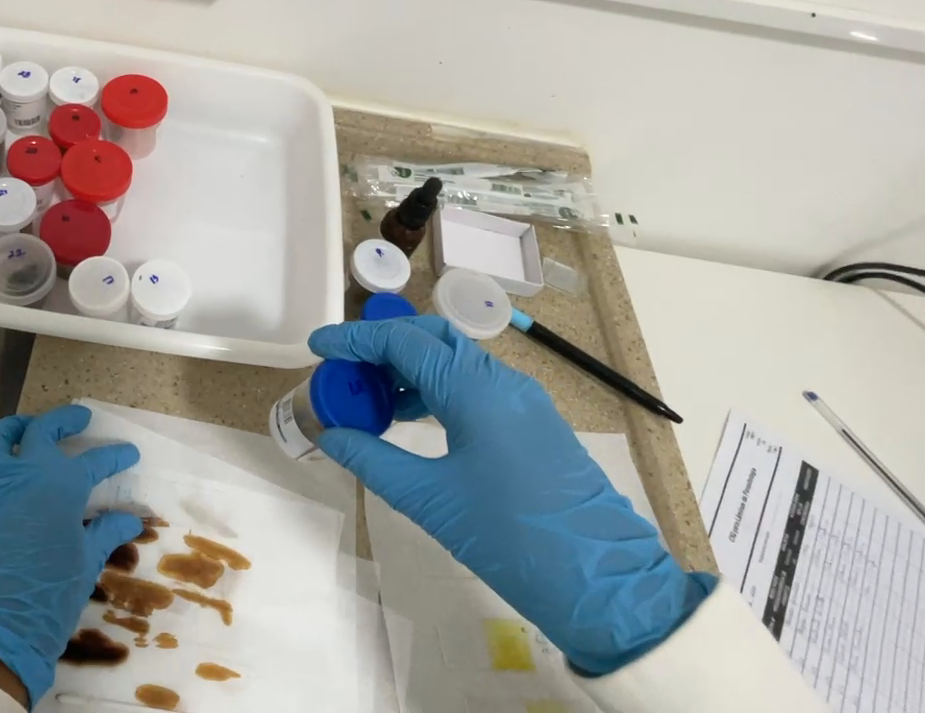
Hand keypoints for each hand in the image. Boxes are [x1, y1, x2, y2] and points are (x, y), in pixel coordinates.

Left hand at [0, 405, 143, 705]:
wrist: (2, 625)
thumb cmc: (52, 592)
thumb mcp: (88, 560)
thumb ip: (107, 531)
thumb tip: (131, 519)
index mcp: (61, 486)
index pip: (94, 461)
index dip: (114, 456)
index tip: (128, 452)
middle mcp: (26, 474)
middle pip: (42, 431)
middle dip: (64, 419)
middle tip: (80, 418)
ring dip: (15, 427)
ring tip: (27, 426)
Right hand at [312, 316, 714, 675]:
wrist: (606, 588)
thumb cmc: (509, 540)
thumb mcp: (430, 501)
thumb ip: (373, 459)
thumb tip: (329, 435)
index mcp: (475, 391)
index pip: (404, 342)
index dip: (355, 340)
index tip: (318, 348)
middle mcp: (501, 381)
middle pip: (433, 336)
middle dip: (384, 343)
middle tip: (347, 368)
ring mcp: (522, 399)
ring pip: (455, 358)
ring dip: (410, 365)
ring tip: (372, 398)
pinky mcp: (532, 420)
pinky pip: (474, 382)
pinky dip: (436, 386)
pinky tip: (412, 417)